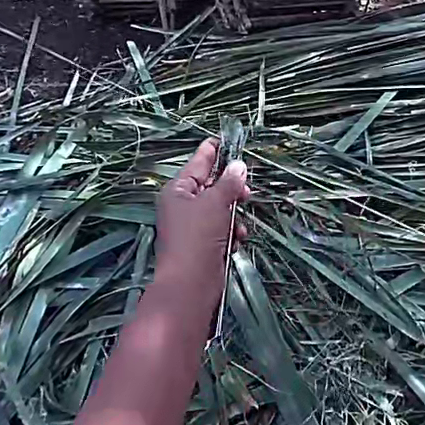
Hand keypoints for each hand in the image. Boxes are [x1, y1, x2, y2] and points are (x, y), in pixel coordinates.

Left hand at [154, 138, 249, 288]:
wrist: (190, 284)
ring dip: (234, 215)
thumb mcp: (215, 203)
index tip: (229, 140)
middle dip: (231, 189)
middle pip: (212, 185)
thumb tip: (239, 165)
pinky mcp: (204, 243)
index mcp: (178, 189)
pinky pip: (223, 228)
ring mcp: (193, 225)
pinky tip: (236, 240)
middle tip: (246, 190)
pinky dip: (231, 232)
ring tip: (238, 224)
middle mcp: (183, 204)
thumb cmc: (197, 237)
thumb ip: (229, 182)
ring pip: (221, 208)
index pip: (199, 161)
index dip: (215, 150)